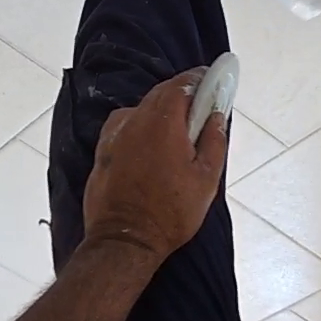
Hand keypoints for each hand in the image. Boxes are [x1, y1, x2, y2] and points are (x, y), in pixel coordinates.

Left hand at [81, 70, 227, 263]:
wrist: (125, 242)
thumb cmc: (169, 213)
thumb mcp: (206, 180)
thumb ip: (214, 141)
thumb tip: (217, 116)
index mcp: (163, 122)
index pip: (181, 83)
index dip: (198, 78)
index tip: (211, 79)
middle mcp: (136, 120)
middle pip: (161, 93)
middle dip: (182, 94)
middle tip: (200, 107)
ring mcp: (115, 134)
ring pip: (142, 108)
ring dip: (161, 111)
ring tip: (177, 132)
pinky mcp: (103, 149)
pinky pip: (126, 125)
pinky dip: (140, 125)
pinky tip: (149, 144)